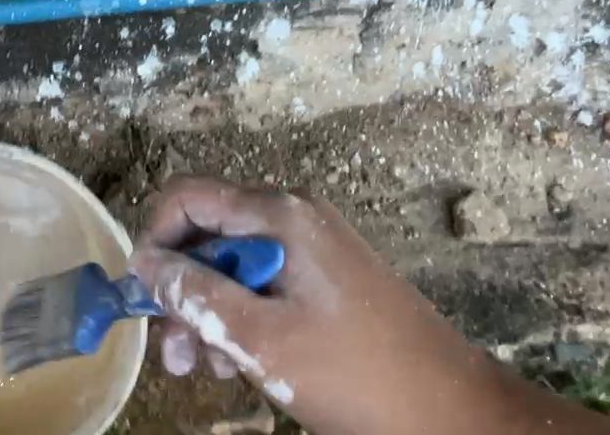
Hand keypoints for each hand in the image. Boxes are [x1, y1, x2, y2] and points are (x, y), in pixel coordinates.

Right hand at [130, 179, 609, 434]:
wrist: (465, 420)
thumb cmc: (358, 376)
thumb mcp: (264, 340)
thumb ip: (196, 296)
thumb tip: (144, 264)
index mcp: (278, 214)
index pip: (188, 197)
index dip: (155, 238)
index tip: (143, 293)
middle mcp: (292, 216)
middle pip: (208, 233)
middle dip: (181, 288)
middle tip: (169, 349)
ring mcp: (312, 245)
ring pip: (232, 262)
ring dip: (207, 309)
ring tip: (199, 367)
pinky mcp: (325, 276)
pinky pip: (263, 281)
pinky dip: (241, 314)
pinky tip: (236, 360)